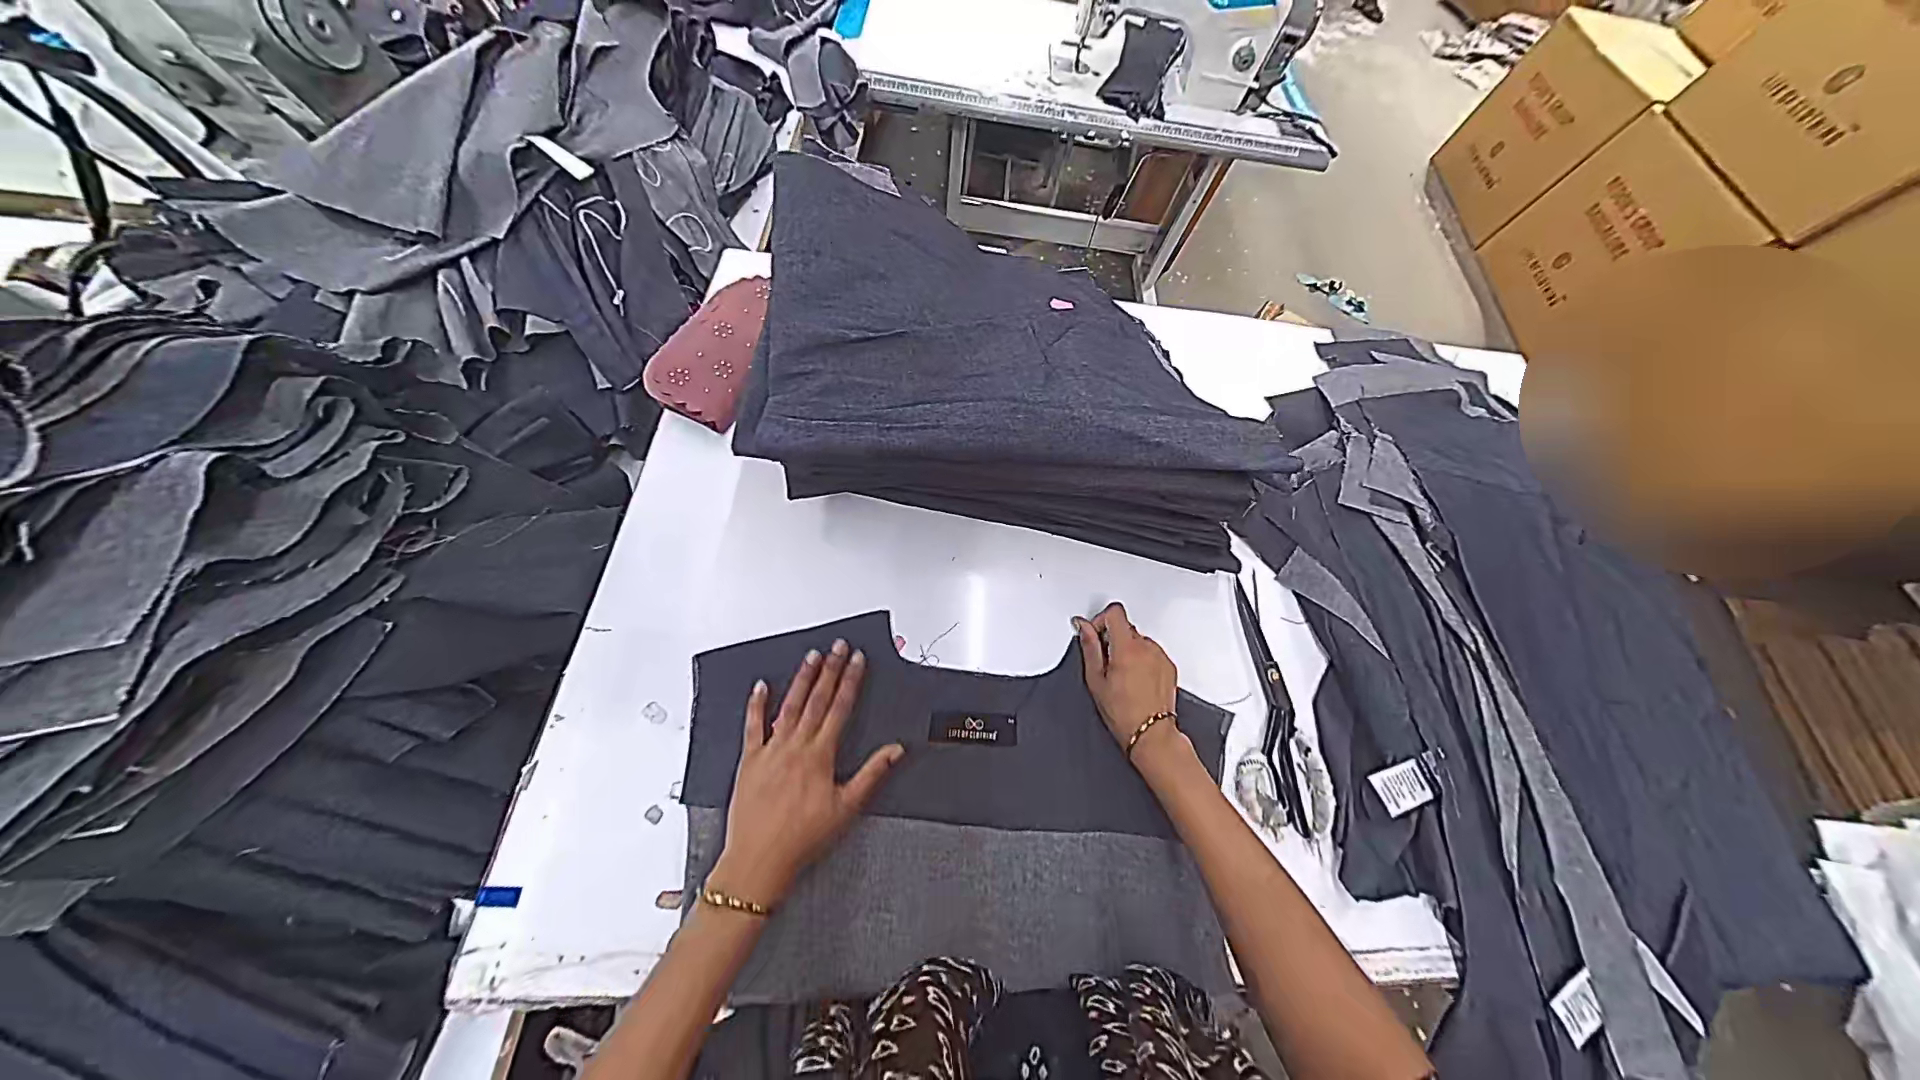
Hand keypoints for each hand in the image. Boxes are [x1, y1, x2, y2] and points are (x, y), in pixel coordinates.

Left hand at [709, 640, 903, 906]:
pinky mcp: (749, 761)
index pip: (839, 708)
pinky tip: (760, 686)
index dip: (850, 681)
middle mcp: (794, 747)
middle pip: (816, 699)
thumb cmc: (802, 839)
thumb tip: (894, 751)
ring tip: (811, 657)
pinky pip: (752, 726)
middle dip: (830, 670)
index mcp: (819, 756)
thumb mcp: (846, 808)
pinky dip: (756, 704)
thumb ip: (871, 774)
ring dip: (801, 679)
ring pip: (788, 706)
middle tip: (838, 647)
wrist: (759, 860)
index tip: (857, 660)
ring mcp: (770, 751)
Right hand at [1074, 602, 1187, 765]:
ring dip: (1129, 651)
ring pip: (1139, 641)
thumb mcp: (1096, 679)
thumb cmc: (1123, 713)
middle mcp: (1147, 648)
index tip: (1096, 635)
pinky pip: (1152, 653)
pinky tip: (1136, 681)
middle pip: (1126, 628)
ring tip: (1122, 676)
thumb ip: (1089, 647)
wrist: (1150, 733)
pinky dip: (1143, 660)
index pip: (1115, 613)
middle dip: (1114, 640)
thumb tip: (1083, 626)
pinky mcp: (1169, 665)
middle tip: (1107, 664)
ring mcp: (1160, 656)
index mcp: (1127, 648)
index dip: (1101, 621)